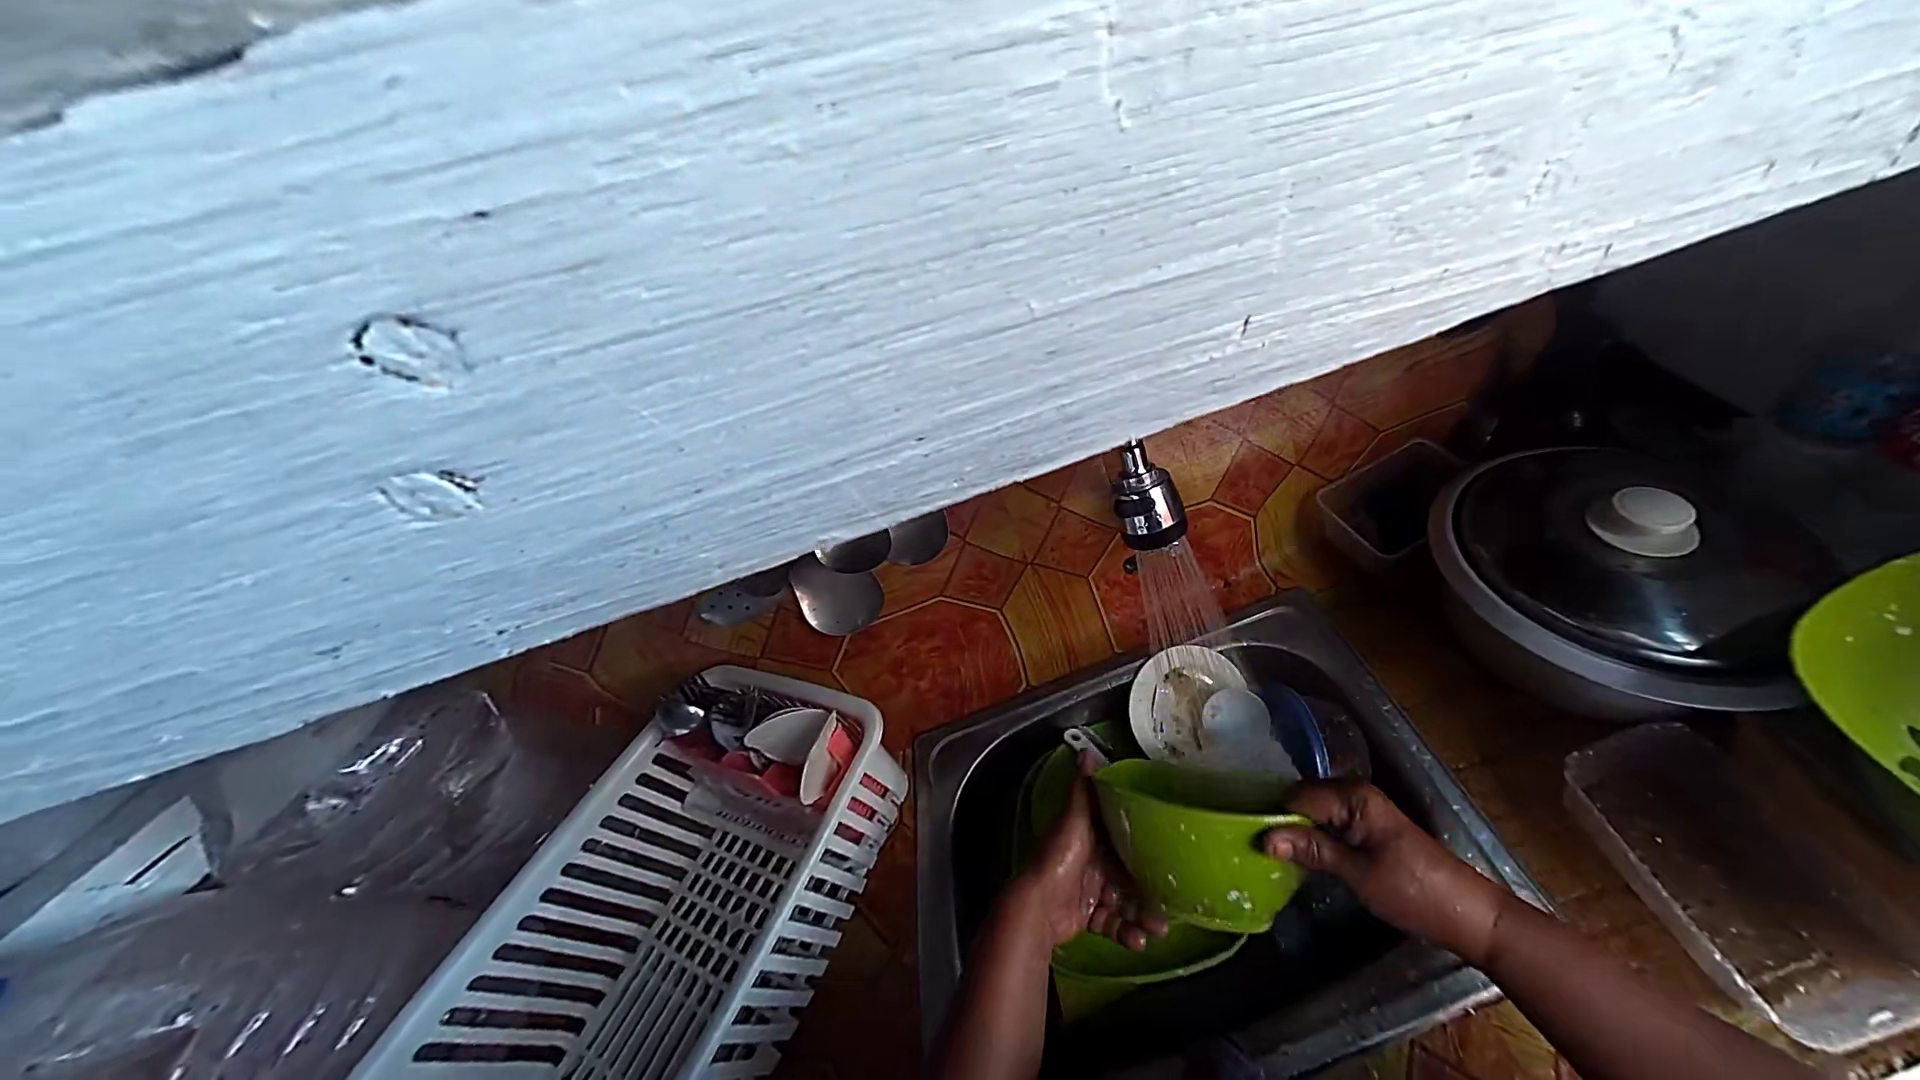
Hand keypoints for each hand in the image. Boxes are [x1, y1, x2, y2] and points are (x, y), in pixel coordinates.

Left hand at [1011, 752, 1168, 949]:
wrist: (1037, 905)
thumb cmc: (1058, 859)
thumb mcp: (1074, 820)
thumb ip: (1084, 790)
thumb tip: (1088, 752)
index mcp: (1091, 836)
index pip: (1124, 838)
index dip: (1145, 847)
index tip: (1168, 857)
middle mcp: (1093, 861)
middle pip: (1129, 875)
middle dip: (1150, 890)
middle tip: (1170, 905)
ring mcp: (1091, 890)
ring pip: (1126, 902)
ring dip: (1143, 916)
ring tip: (1155, 928)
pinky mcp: (1089, 916)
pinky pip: (1115, 925)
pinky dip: (1127, 933)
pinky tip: (1136, 940)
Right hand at [1264, 780, 1510, 965]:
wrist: (1472, 918)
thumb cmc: (1416, 893)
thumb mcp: (1358, 874)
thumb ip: (1311, 850)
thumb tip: (1264, 838)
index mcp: (1354, 797)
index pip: (1296, 797)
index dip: (1274, 818)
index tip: (1253, 840)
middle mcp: (1355, 793)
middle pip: (1302, 799)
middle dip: (1282, 821)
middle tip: (1260, 848)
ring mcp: (1362, 809)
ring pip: (1313, 810)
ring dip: (1296, 830)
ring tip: (1275, 853)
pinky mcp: (1367, 826)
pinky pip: (1327, 821)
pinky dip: (1313, 835)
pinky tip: (1301, 855)